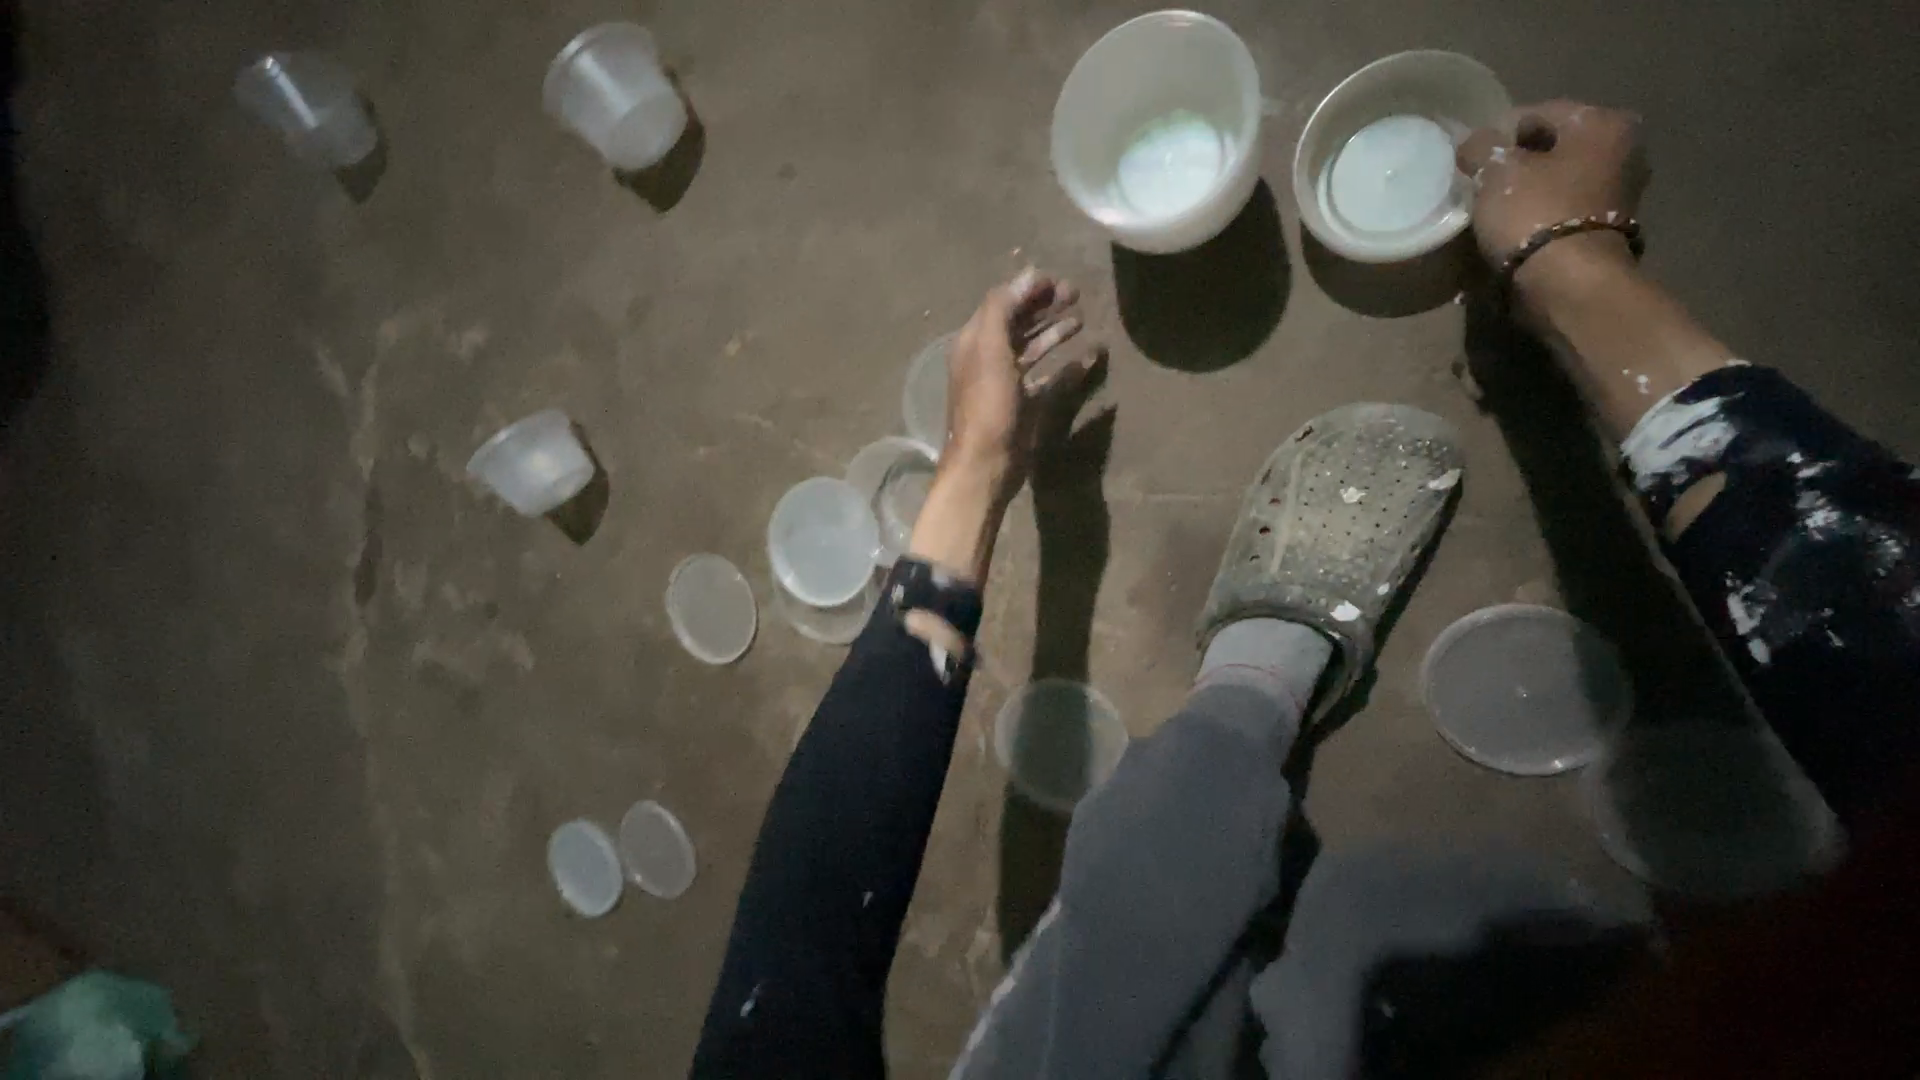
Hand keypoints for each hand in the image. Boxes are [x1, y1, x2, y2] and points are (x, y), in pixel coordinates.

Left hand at [942, 268, 1095, 498]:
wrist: (986, 464)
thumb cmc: (987, 406)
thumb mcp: (990, 350)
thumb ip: (1003, 309)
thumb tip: (1028, 275)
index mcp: (975, 342)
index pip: (1002, 304)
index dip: (1028, 289)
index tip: (1058, 280)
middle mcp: (989, 359)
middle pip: (1019, 324)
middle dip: (1045, 307)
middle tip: (1077, 294)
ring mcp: (1008, 384)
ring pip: (1033, 351)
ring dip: (1055, 333)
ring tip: (1081, 319)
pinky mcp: (1025, 407)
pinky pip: (1049, 381)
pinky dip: (1067, 368)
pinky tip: (1089, 358)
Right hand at [1456, 101, 1648, 271]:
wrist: (1566, 281)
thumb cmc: (1534, 214)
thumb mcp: (1496, 173)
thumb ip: (1482, 149)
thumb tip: (1476, 143)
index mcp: (1604, 122)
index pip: (1539, 113)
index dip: (1499, 133)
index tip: (1471, 157)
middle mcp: (1625, 148)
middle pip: (1554, 146)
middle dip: (1519, 161)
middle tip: (1482, 183)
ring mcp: (1621, 190)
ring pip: (1560, 178)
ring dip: (1530, 188)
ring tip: (1495, 208)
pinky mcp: (1607, 226)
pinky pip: (1565, 207)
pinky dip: (1542, 212)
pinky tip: (1516, 227)